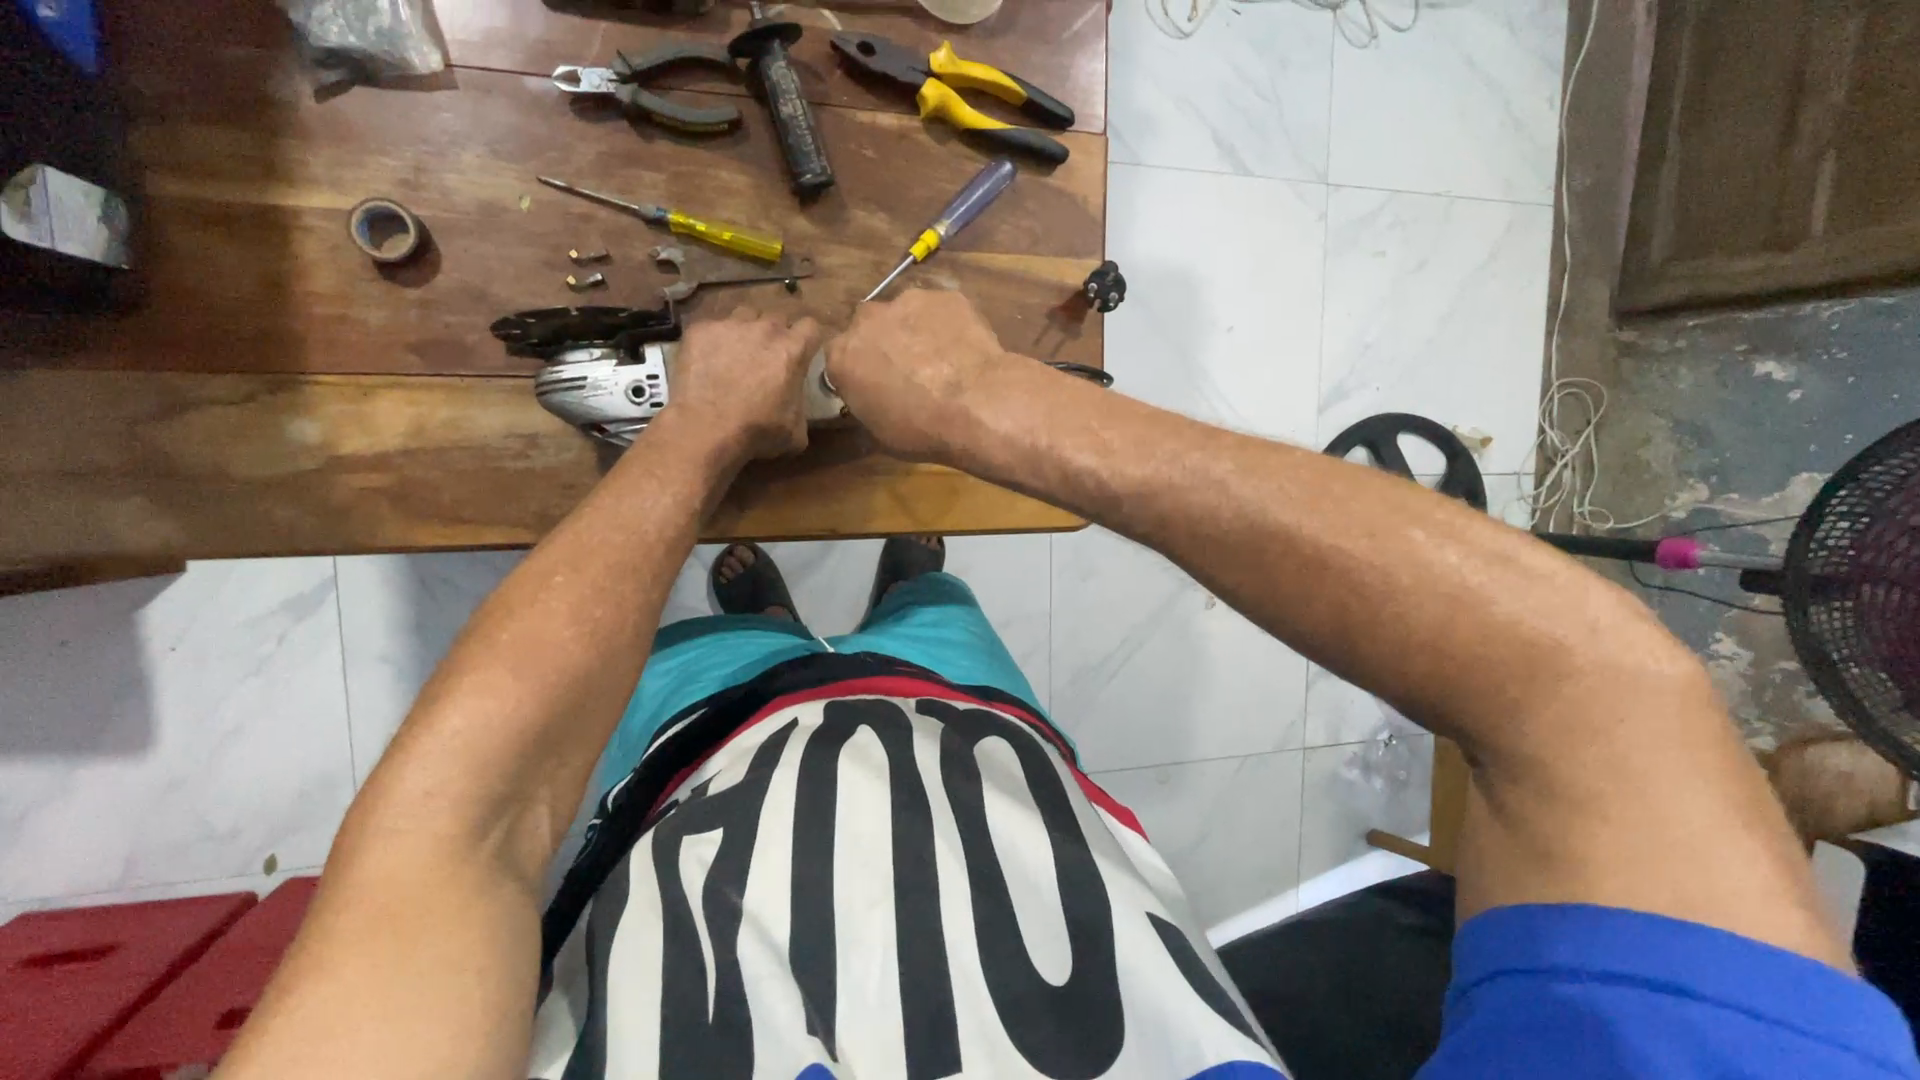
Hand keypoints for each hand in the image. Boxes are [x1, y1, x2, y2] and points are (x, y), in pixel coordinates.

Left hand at [666, 306, 820, 461]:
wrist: (706, 429)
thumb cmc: (757, 432)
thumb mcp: (796, 431)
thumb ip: (802, 407)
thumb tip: (797, 406)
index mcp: (793, 350)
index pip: (811, 326)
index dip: (807, 338)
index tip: (802, 351)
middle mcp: (765, 329)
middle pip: (777, 317)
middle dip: (776, 333)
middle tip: (767, 356)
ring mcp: (731, 325)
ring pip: (745, 315)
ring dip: (746, 329)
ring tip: (737, 352)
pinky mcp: (701, 329)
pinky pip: (713, 326)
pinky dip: (714, 340)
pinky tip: (708, 360)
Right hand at [825, 289, 1017, 461]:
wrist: (976, 404)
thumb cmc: (922, 429)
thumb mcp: (880, 431)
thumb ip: (866, 402)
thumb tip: (873, 396)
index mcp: (842, 356)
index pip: (840, 355)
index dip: (859, 369)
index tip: (875, 383)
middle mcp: (867, 321)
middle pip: (869, 325)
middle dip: (883, 342)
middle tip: (908, 369)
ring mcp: (907, 302)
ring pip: (905, 312)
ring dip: (915, 330)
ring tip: (941, 359)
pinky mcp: (945, 296)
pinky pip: (940, 310)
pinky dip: (947, 324)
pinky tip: (963, 349)